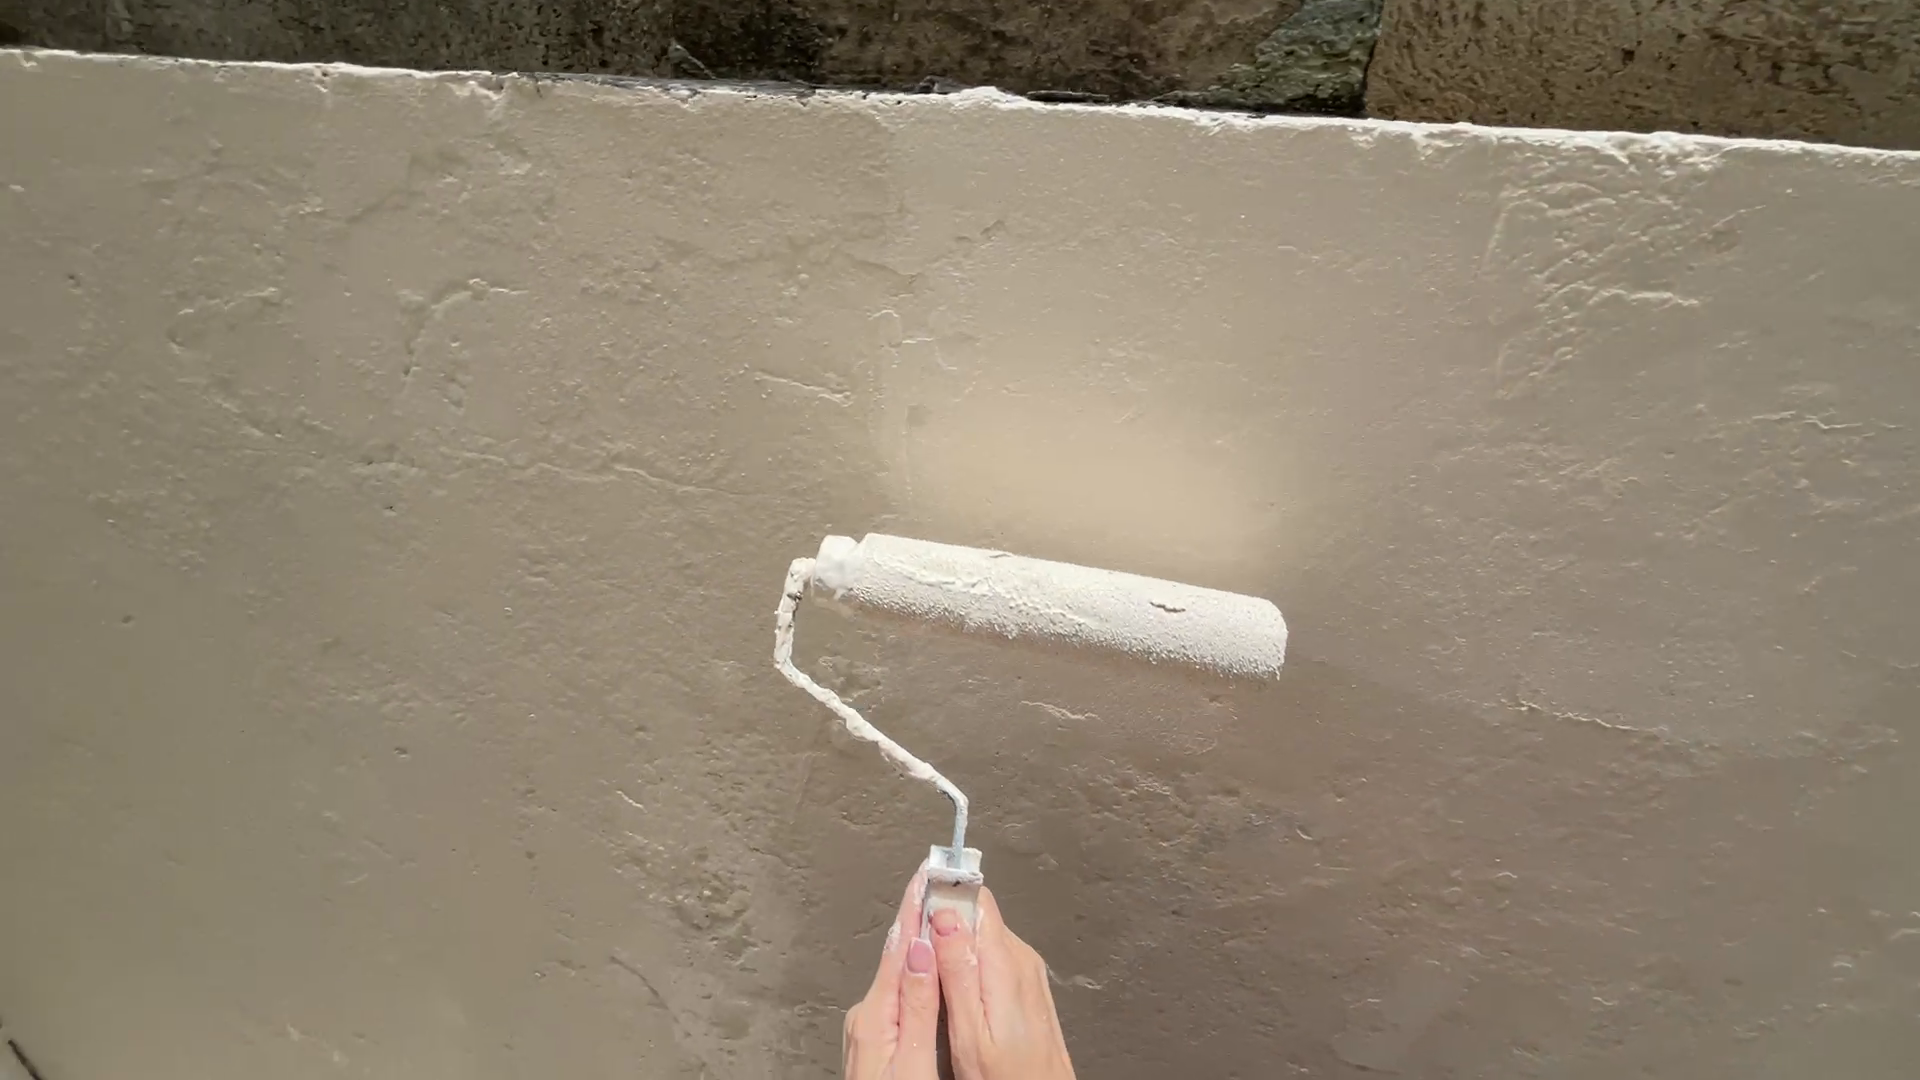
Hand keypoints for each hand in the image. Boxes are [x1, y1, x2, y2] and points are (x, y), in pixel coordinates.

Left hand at [844, 864, 941, 1079]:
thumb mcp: (912, 1066)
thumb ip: (916, 1005)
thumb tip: (920, 947)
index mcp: (875, 1015)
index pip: (901, 945)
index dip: (916, 904)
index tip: (928, 871)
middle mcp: (866, 1014)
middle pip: (899, 952)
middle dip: (919, 916)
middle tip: (938, 881)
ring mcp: (867, 1026)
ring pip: (898, 970)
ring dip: (917, 939)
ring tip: (935, 908)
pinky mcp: (873, 1037)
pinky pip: (897, 989)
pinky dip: (913, 968)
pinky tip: (924, 960)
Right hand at [929, 888, 1075, 1079]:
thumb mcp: (970, 1034)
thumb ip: (957, 972)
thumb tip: (943, 916)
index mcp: (1005, 963)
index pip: (976, 899)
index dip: (946, 896)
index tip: (921, 904)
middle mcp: (1021, 957)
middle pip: (978, 915)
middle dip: (947, 926)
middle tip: (923, 957)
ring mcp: (1028, 968)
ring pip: (984, 935)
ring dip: (959, 947)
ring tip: (940, 979)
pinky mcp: (1029, 982)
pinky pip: (996, 954)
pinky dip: (974, 963)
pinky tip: (963, 993)